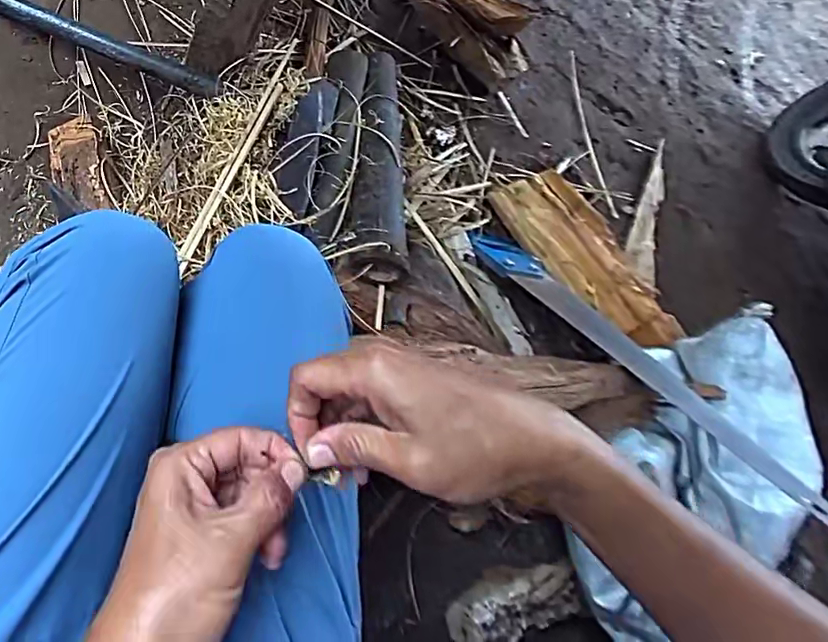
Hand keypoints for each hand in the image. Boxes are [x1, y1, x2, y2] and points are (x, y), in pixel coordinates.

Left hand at [90, 427, 307, 641]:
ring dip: (268, 518)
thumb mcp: (230, 540)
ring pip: (247, 491)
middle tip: (284, 523)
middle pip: (246, 464)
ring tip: (273, 550)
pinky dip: (258, 531)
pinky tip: (265, 556)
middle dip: (271, 494)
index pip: (241, 437)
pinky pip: (239, 515)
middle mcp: (183, 477)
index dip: (275, 452)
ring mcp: (190, 505)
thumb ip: (268, 497)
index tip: (301, 474)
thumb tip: (296, 468)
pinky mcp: (198, 532)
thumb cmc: (171, 597)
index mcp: (180, 464)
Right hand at [286, 338, 595, 504]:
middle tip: (331, 468)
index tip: (310, 454)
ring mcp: (400, 364)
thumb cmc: (476, 448)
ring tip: (355, 470)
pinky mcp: (414, 376)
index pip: (306, 375)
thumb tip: (313, 448)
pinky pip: (371, 391)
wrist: (531, 437)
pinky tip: (375, 454)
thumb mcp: (408, 460)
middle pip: (324, 379)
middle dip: (318, 423)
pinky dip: (362, 420)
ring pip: (346, 387)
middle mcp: (384, 356)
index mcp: (375, 368)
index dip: (296, 415)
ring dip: (341, 425)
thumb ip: (354, 447)